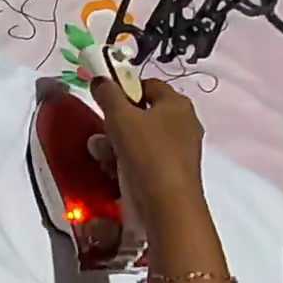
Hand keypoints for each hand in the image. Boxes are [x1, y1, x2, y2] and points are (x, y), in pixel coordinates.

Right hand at [90, 75, 205, 223]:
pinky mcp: (171, 172)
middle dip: (115, 124)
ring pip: (139, 138)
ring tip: (104, 158)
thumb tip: (100, 78)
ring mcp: (179, 149)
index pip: (147, 84)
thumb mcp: (120, 118)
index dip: (123, 90)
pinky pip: (144, 158)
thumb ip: (107, 94)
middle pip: (141, 113)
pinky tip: (114, 172)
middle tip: (101, 136)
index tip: (104, 104)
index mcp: (176, 103)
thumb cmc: (146, 153)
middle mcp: (183, 122)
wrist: (166, 203)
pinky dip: (127, 162)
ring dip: (116, 145)